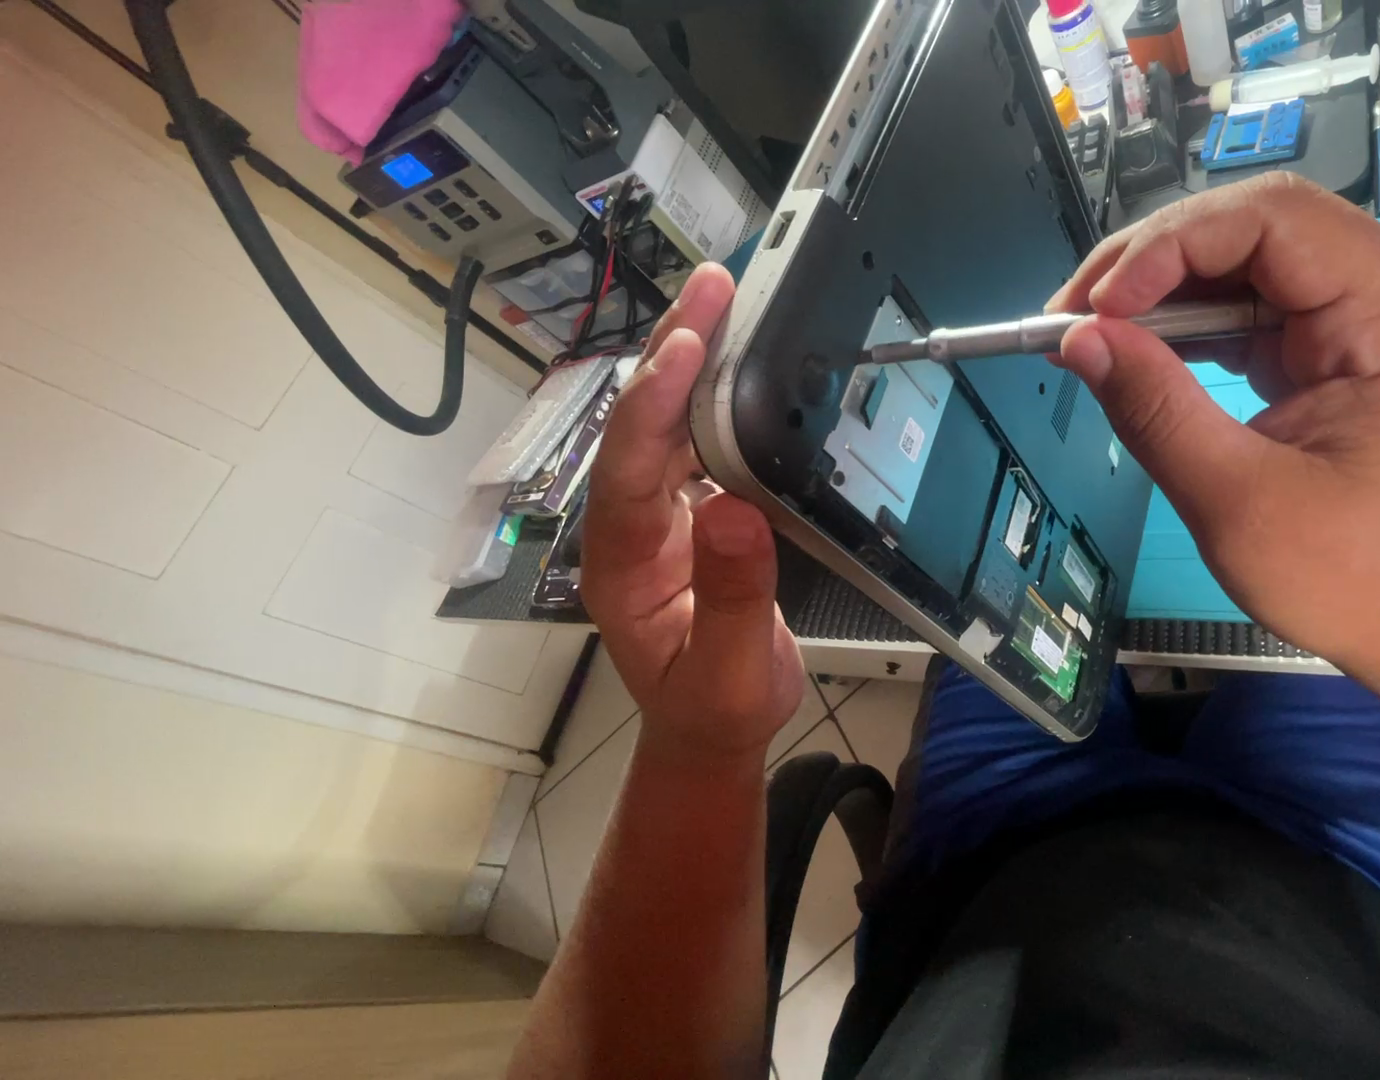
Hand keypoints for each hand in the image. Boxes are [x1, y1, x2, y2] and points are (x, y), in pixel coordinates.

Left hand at [583, 263, 805, 761]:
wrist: (709, 725)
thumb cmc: (718, 707)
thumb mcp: (734, 671)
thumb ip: (734, 599)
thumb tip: (736, 510)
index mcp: (624, 566)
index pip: (629, 471)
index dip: (654, 406)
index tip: (689, 346)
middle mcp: (630, 528)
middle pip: (638, 428)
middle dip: (670, 353)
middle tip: (712, 287)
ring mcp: (655, 518)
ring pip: (663, 426)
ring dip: (690, 362)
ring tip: (724, 302)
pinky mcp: (684, 515)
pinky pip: (691, 444)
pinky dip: (712, 397)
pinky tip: (737, 364)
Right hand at [1052, 175, 1379, 675]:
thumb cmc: (1358, 583)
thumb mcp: (1239, 501)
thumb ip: (1156, 410)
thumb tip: (1077, 339)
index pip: (1272, 219)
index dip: (1169, 246)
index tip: (1095, 309)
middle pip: (1257, 233)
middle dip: (1155, 264)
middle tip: (1073, 315)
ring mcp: (1369, 327)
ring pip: (1249, 273)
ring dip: (1165, 298)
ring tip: (1092, 334)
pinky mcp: (1344, 360)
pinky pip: (1258, 320)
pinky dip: (1193, 334)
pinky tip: (1142, 355)